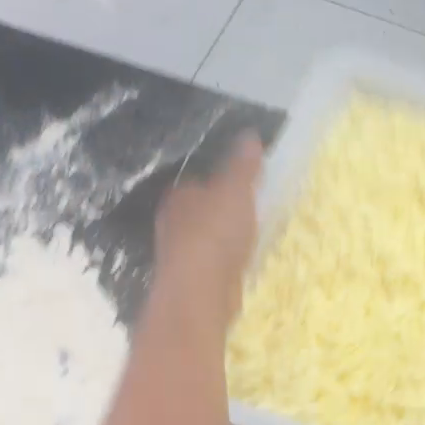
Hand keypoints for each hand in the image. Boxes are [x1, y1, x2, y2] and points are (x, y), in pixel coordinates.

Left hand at [152, 131, 264, 334]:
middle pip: (201, 212)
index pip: (200, 184)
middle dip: (222, 214)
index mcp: (180, 196)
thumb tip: (251, 135)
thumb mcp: (236, 192)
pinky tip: (240, 268)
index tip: (247, 193)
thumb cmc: (216, 234)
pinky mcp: (192, 279)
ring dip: (223, 241)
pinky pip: (213, 264)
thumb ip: (243, 166)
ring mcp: (180, 253)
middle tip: (252, 218)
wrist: (200, 289)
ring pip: (205, 239)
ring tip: (250, 244)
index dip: (223, 186)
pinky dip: (225, 263)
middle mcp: (172, 221)